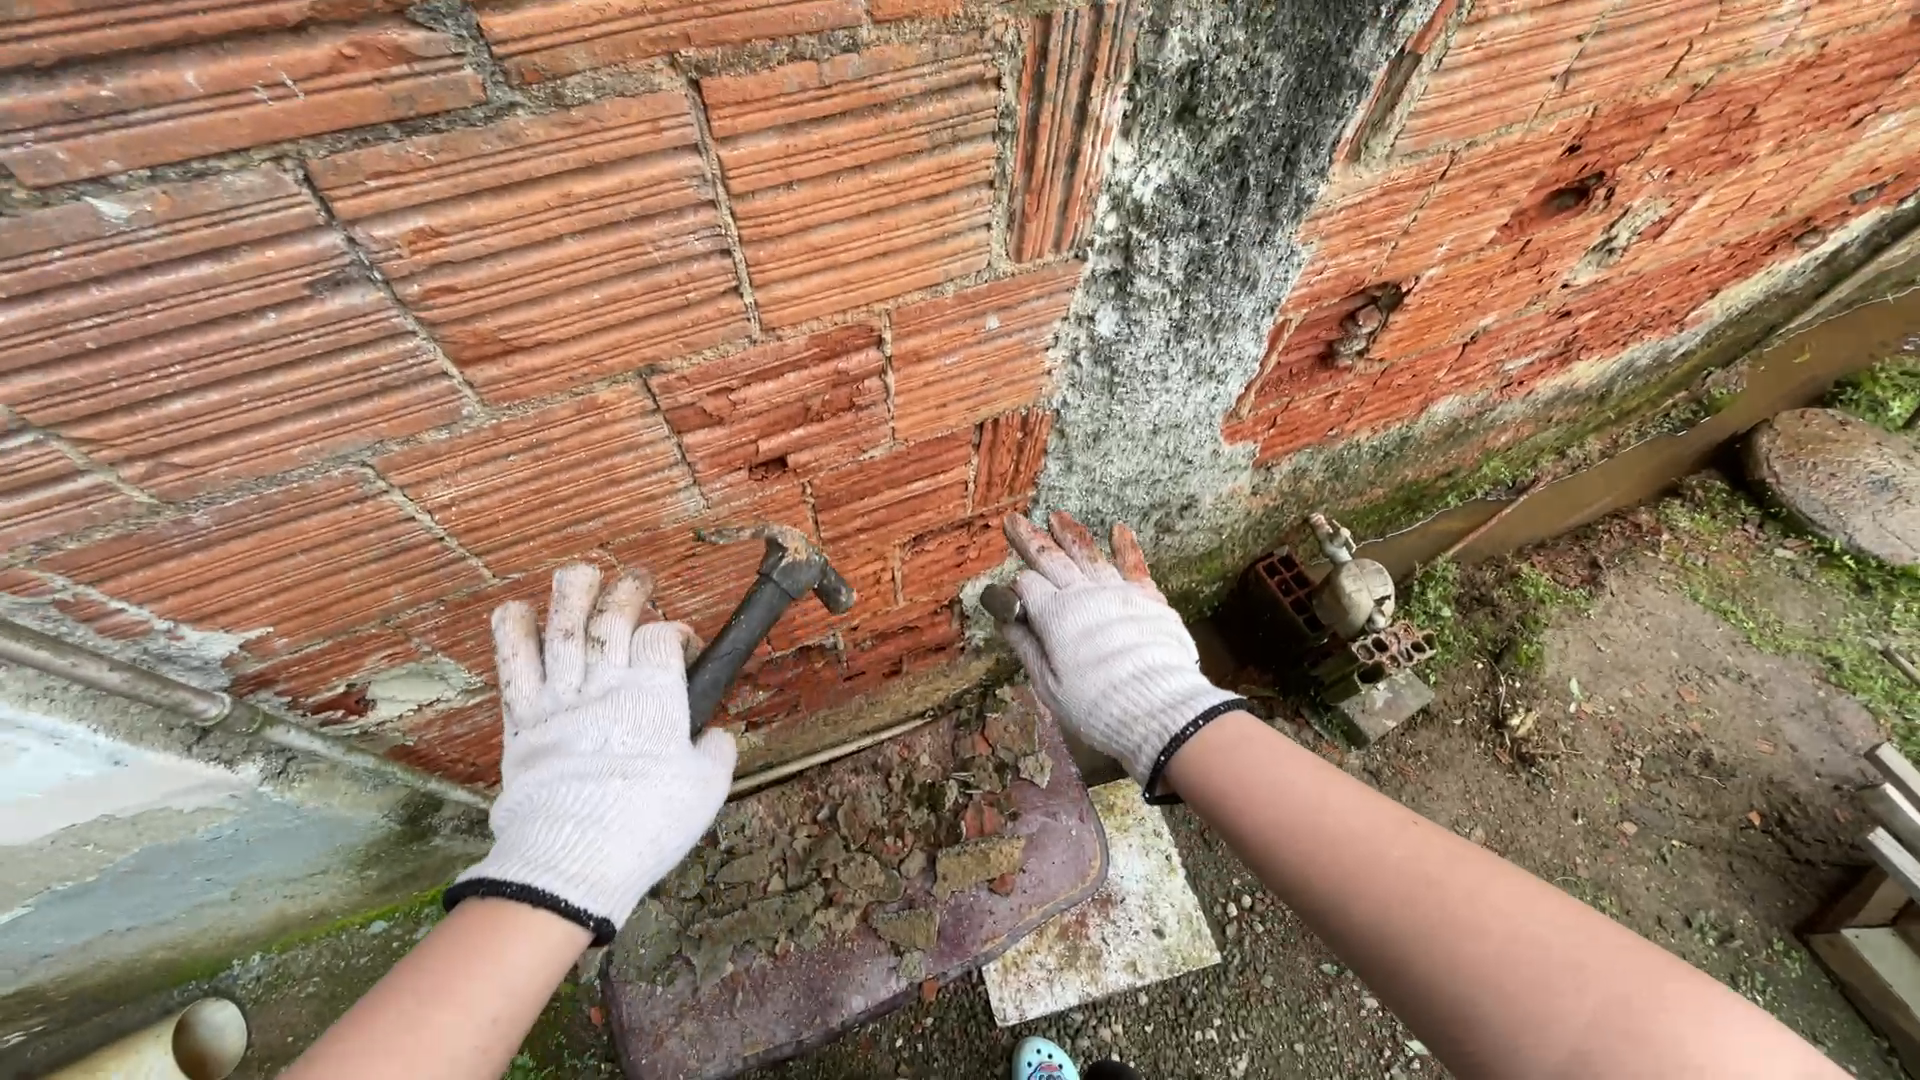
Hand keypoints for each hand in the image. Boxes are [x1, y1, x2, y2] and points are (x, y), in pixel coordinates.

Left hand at [442, 563, 735, 944]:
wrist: (573, 861)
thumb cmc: (648, 823)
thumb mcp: (705, 789)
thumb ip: (715, 752)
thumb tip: (714, 736)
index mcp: (654, 699)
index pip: (664, 639)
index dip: (675, 631)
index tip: (682, 643)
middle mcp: (607, 688)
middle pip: (616, 621)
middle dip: (629, 591)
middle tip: (636, 579)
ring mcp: (561, 701)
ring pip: (565, 632)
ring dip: (571, 595)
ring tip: (579, 571)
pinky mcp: (523, 722)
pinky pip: (514, 669)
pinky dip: (511, 635)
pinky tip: (513, 610)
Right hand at [994, 512, 1242, 799]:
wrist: (1158, 708)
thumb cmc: (1096, 704)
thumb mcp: (1048, 684)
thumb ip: (1026, 646)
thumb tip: (1005, 619)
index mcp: (1055, 615)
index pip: (1027, 587)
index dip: (1016, 589)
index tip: (1010, 596)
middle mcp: (1083, 594)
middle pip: (1051, 560)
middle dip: (1030, 540)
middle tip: (1014, 521)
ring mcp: (1117, 592)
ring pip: (1088, 554)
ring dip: (1070, 534)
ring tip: (1056, 516)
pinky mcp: (1148, 598)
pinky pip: (1134, 565)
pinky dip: (1125, 546)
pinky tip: (1119, 529)